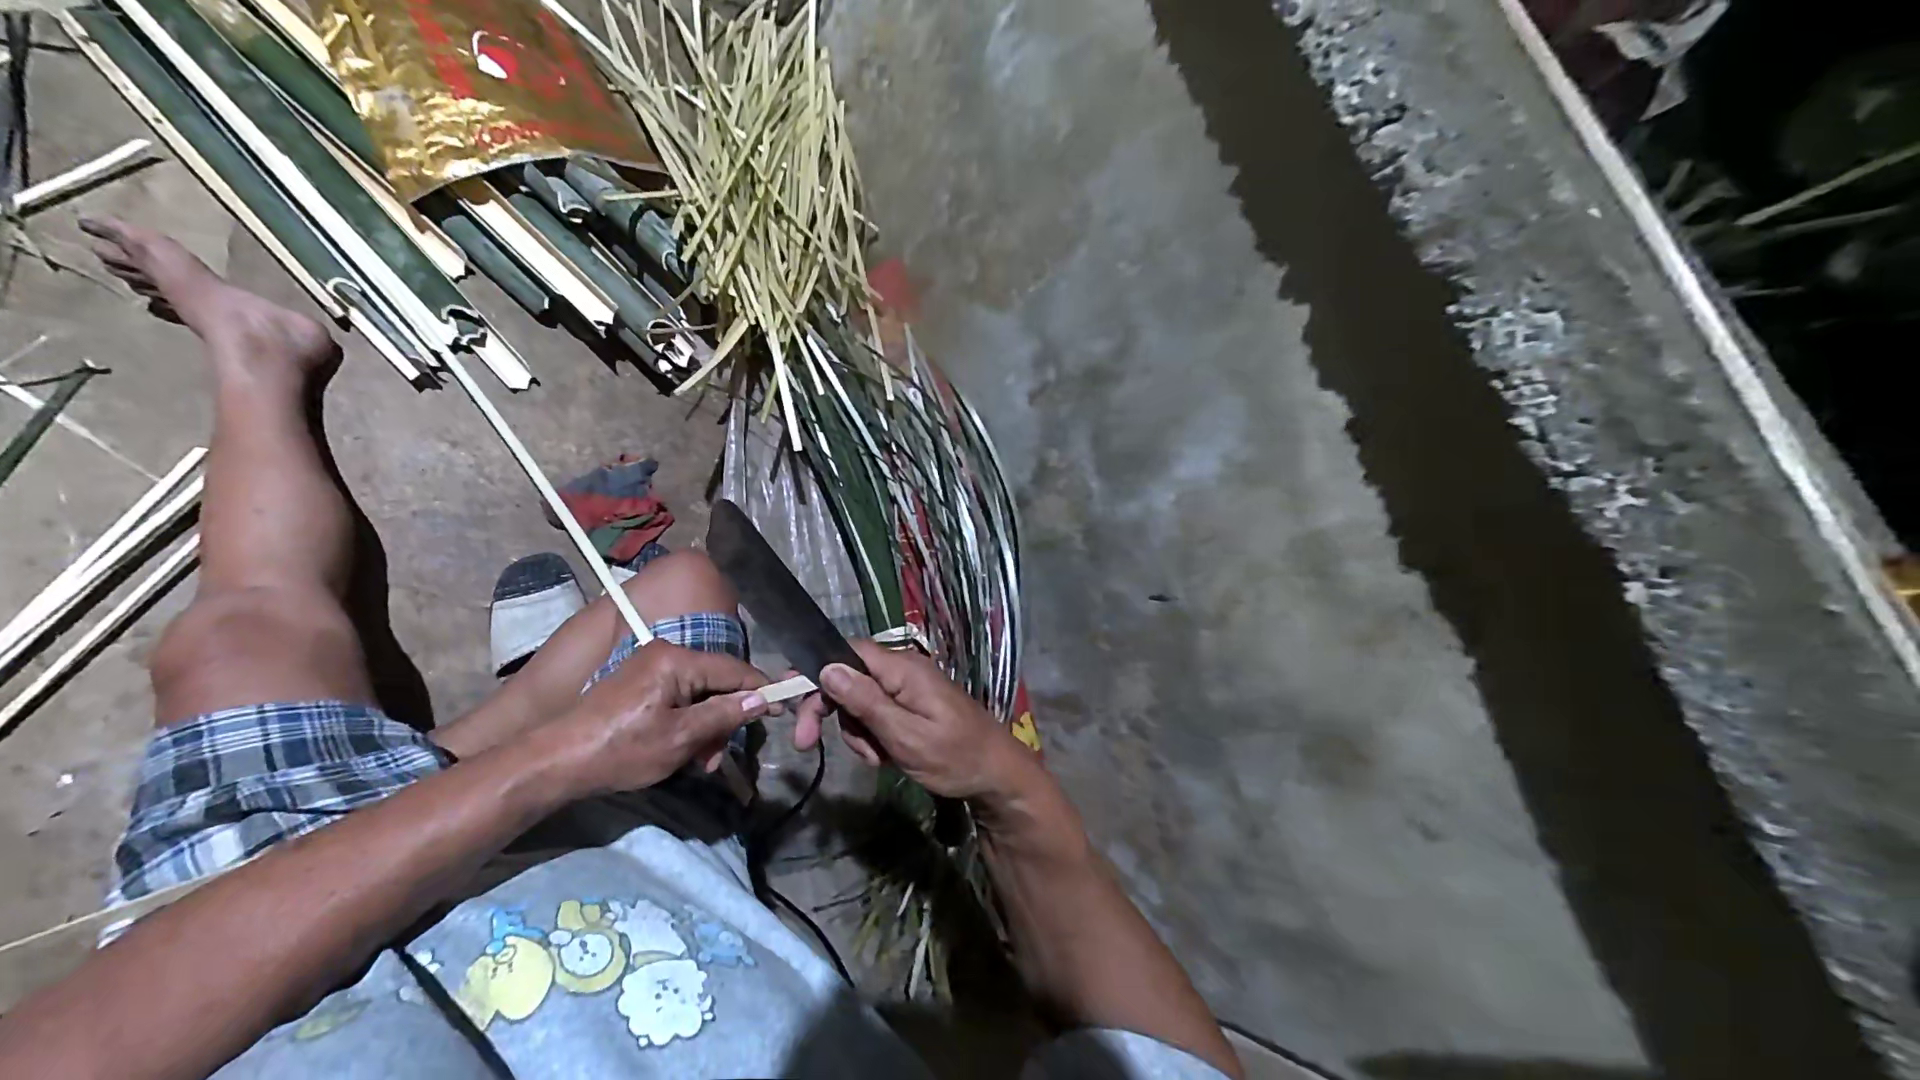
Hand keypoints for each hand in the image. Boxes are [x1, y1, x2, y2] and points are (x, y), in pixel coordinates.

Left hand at [547, 640, 770, 796]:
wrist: (555, 762)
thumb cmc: (620, 750)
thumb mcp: (680, 738)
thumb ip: (724, 715)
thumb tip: (762, 700)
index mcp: (676, 659)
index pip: (734, 670)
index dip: (762, 690)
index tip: (784, 709)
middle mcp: (666, 653)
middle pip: (717, 683)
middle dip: (725, 720)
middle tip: (717, 758)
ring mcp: (650, 666)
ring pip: (699, 694)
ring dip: (706, 726)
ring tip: (697, 763)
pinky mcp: (640, 682)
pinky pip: (679, 697)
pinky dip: (688, 722)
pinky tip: (682, 750)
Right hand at [794, 640, 1036, 800]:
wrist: (996, 775)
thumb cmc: (954, 756)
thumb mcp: (904, 735)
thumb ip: (865, 701)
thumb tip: (826, 668)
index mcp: (902, 668)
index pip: (847, 652)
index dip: (816, 673)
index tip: (794, 705)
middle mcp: (903, 669)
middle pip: (848, 678)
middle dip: (831, 712)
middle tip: (809, 746)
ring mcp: (908, 687)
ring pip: (859, 701)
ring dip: (857, 732)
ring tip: (878, 758)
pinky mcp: (911, 705)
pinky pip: (877, 713)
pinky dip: (873, 736)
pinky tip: (887, 756)